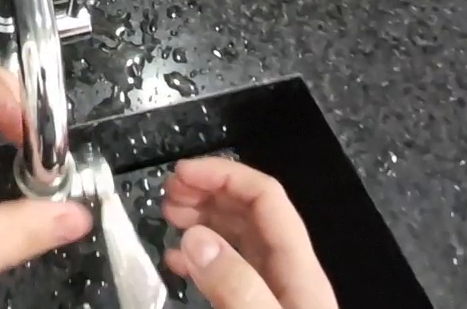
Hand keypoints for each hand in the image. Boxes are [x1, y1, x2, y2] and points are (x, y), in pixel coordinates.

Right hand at [162, 156, 338, 308]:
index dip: (222, 174)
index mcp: (299, 270)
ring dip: (200, 217)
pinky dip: (199, 256)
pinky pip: (229, 269)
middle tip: (167, 194)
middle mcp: (288, 273)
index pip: (265, 195)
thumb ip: (237, 287)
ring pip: (237, 236)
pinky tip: (175, 260)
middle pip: (249, 211)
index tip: (180, 174)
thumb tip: (193, 236)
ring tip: (167, 216)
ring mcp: (275, 293)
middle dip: (206, 191)